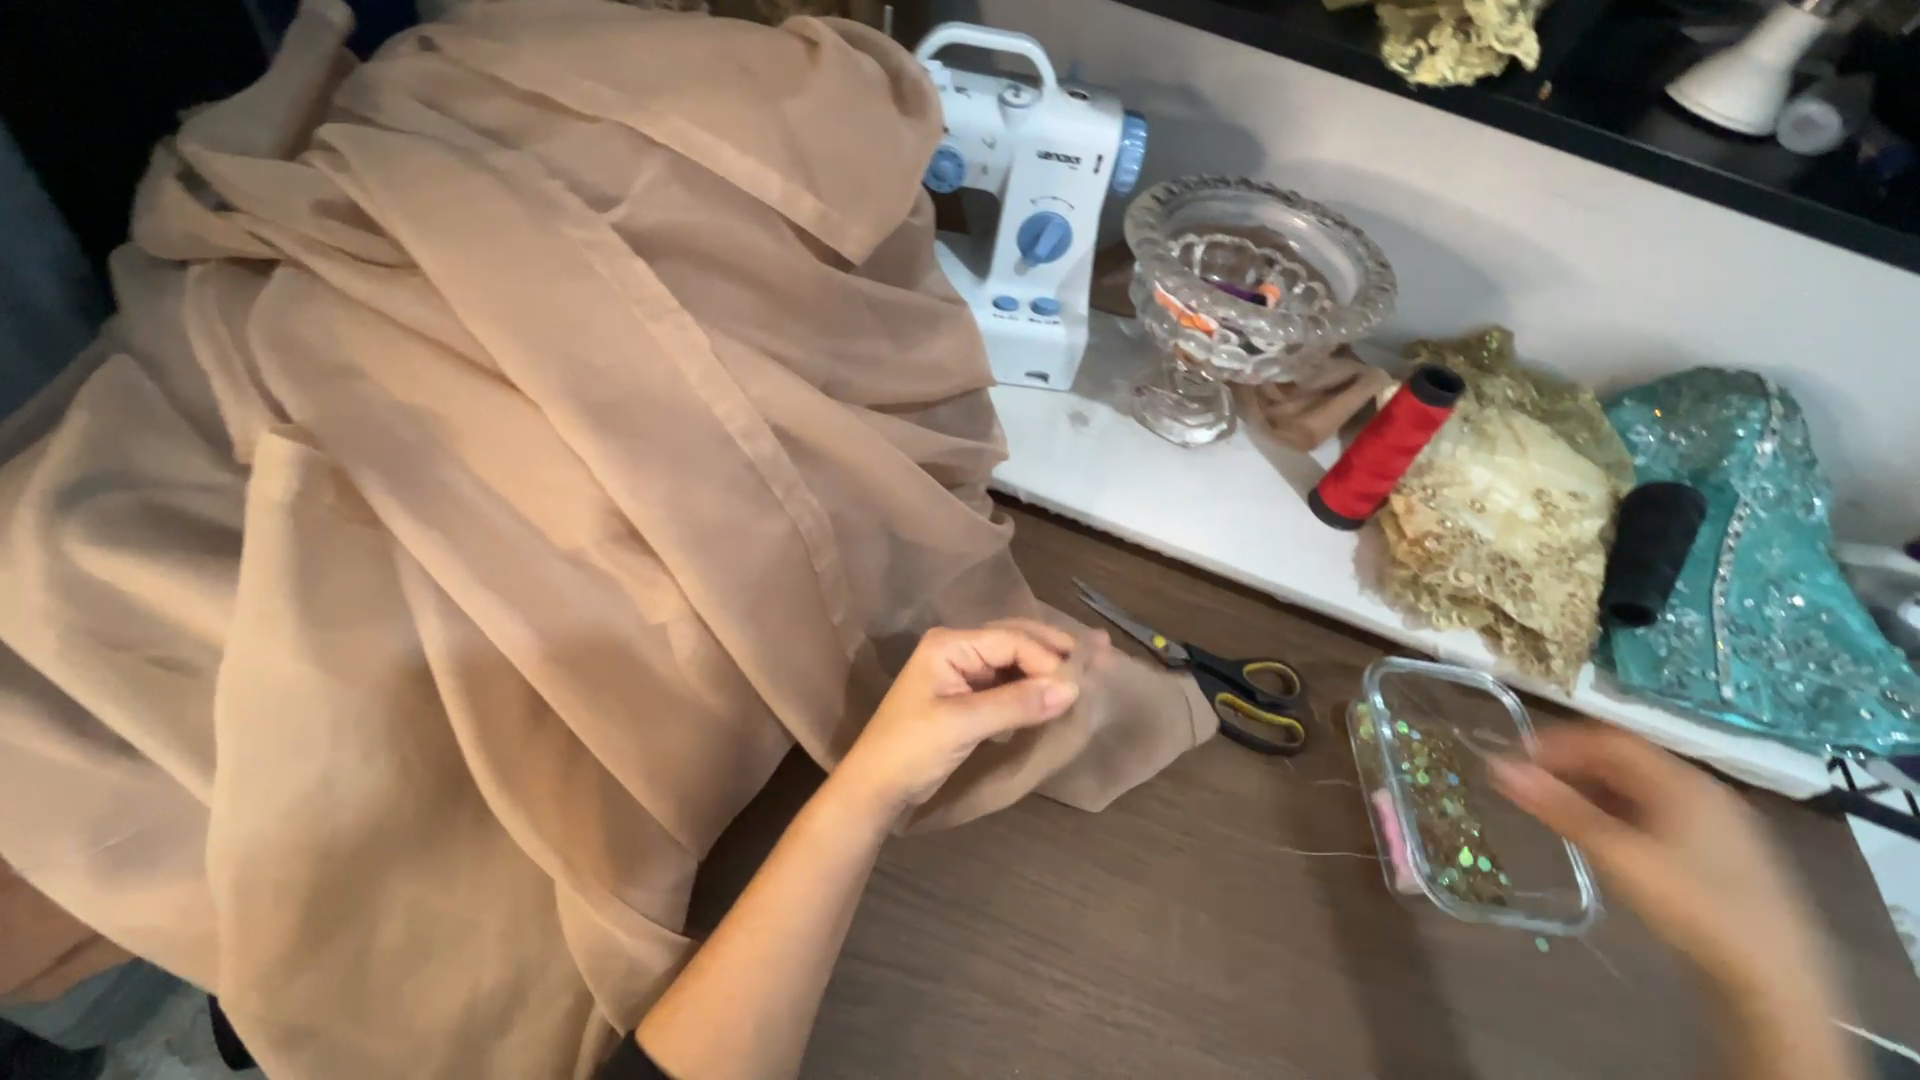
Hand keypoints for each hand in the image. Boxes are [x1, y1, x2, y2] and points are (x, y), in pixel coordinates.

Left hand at [833, 621, 1105, 820]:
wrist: (874, 788)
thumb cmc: (910, 749)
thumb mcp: (964, 724)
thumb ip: (1017, 703)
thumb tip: (1073, 689)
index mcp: (950, 644)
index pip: (1012, 640)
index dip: (1048, 660)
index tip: (1079, 686)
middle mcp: (957, 649)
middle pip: (1016, 641)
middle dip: (1056, 651)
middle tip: (1102, 657)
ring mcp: (961, 673)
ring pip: (1015, 662)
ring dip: (1048, 669)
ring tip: (1088, 671)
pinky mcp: (966, 698)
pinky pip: (1007, 683)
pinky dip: (1032, 688)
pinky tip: (1056, 694)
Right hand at [1490, 728, 1824, 995]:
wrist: (1773, 976)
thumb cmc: (1691, 904)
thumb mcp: (1616, 854)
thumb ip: (1558, 808)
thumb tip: (1498, 766)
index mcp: (1682, 781)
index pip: (1609, 739)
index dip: (1558, 742)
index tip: (1516, 758)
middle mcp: (1702, 791)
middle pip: (1625, 761)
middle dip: (1571, 766)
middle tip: (1529, 784)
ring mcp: (1715, 822)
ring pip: (1639, 788)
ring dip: (1591, 789)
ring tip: (1554, 809)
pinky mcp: (1718, 851)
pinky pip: (1655, 812)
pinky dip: (1617, 812)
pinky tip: (1600, 837)